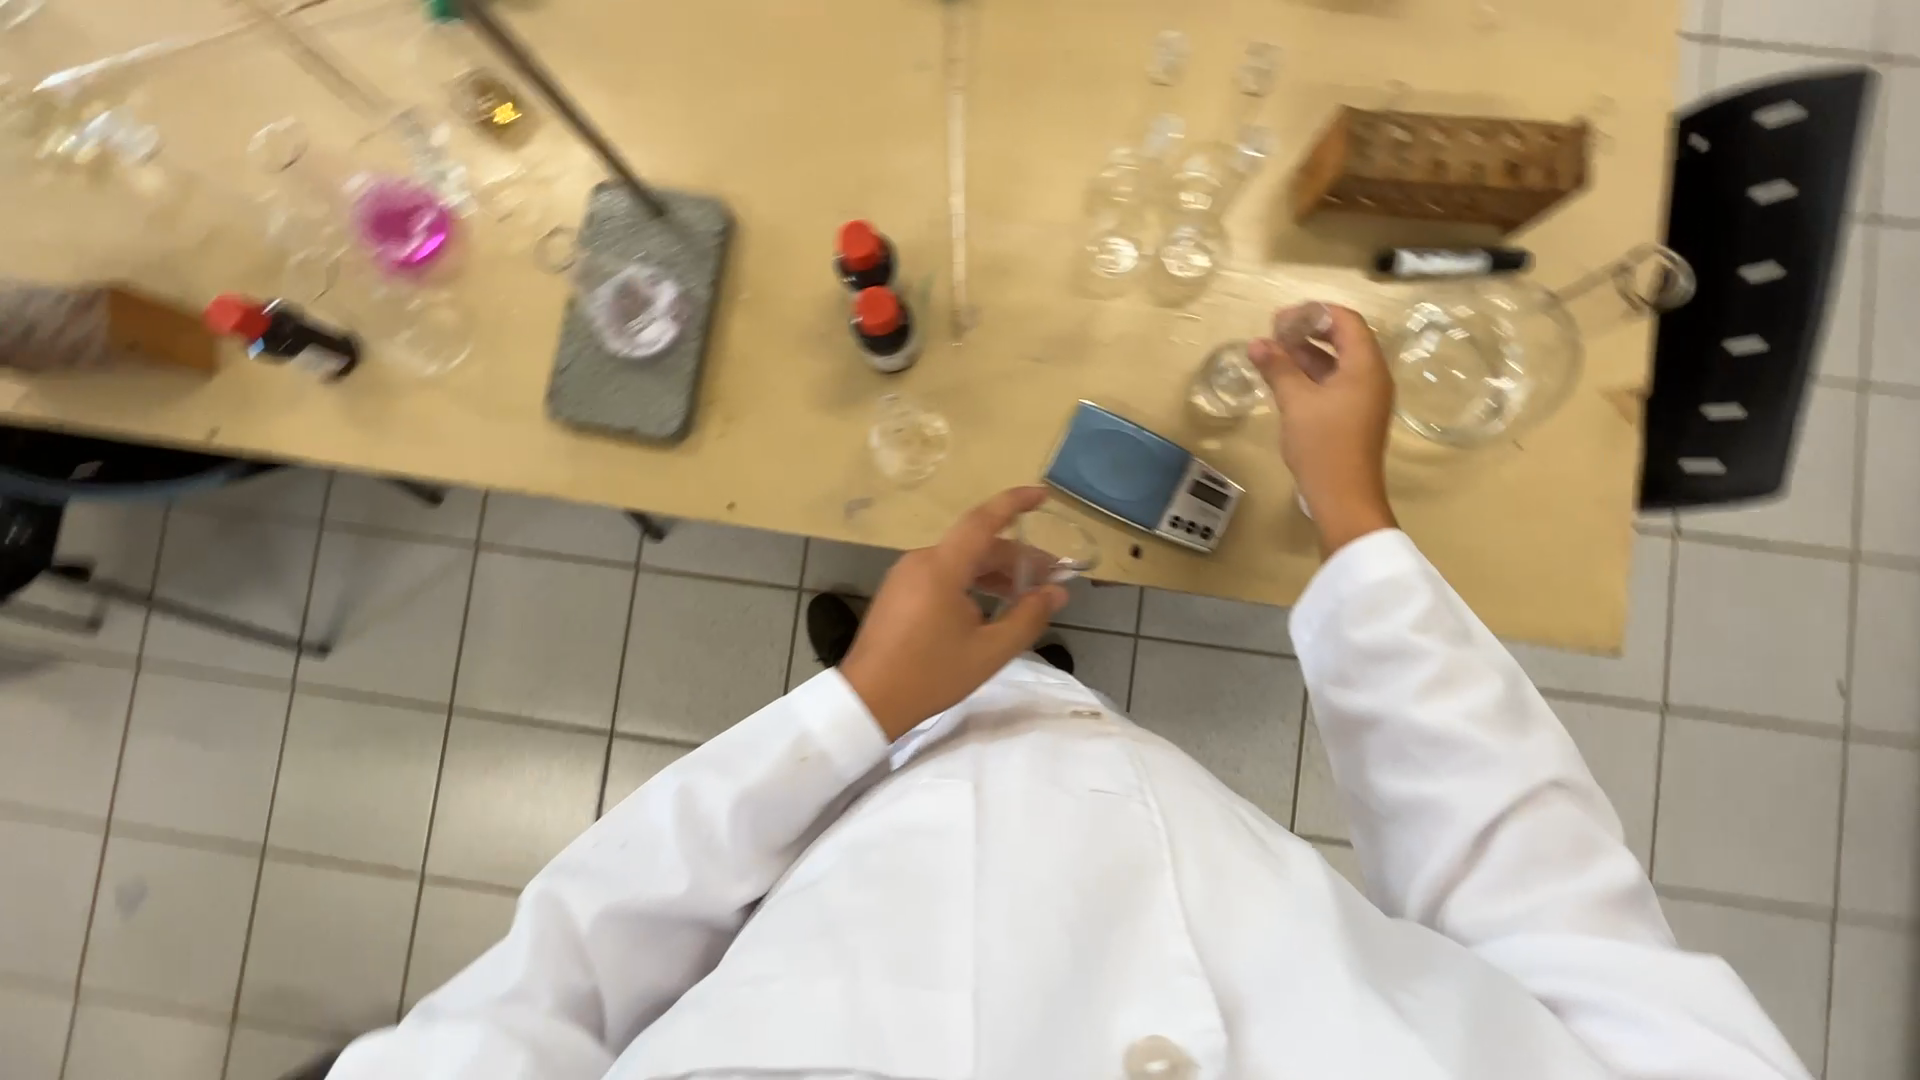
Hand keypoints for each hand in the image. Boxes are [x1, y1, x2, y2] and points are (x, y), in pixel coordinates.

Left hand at [840, 487, 1069, 740]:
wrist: (868, 700)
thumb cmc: (930, 675)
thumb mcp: (989, 651)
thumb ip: (1028, 617)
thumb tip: (1056, 592)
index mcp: (941, 567)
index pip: (983, 520)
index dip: (1015, 503)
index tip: (1043, 495)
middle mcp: (921, 561)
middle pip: (977, 545)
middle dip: (1017, 557)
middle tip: (1053, 575)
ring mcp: (906, 576)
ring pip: (960, 561)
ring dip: (996, 572)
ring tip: (1029, 592)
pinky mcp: (899, 592)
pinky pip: (943, 575)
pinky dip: (972, 582)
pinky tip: (992, 603)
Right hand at [1248, 304, 1397, 555]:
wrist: (1344, 496)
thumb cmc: (1323, 445)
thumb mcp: (1296, 402)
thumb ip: (1278, 368)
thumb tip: (1257, 343)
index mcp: (1365, 366)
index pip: (1347, 321)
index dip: (1315, 313)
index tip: (1282, 317)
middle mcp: (1371, 376)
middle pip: (1344, 340)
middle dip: (1309, 332)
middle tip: (1274, 332)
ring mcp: (1365, 398)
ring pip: (1337, 363)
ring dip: (1307, 355)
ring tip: (1272, 354)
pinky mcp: (1354, 416)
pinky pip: (1335, 383)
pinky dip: (1311, 376)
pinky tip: (1285, 380)